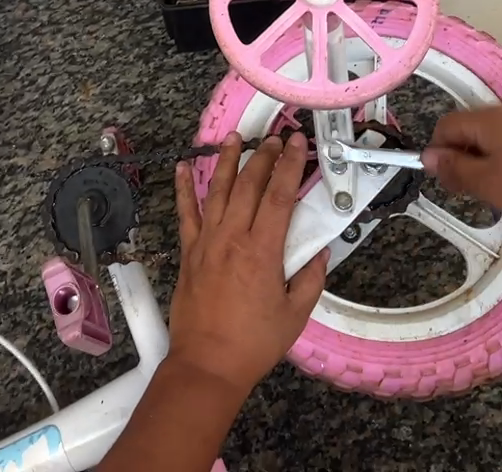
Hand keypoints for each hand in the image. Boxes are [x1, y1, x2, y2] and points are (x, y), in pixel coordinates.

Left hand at [167, 132, 326, 399]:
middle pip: (249, 184)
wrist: (207, 363)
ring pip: (217, 189)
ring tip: (235, 138)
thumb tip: (320, 251)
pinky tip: (182, 166)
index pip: (280, 195)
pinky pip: (185, 212)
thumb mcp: (296, 314)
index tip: (297, 143)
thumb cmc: (253, 343)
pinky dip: (183, 188)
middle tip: (275, 138)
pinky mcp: (189, 251)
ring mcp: (207, 241)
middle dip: (264, 156)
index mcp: (262, 250)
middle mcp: (232, 237)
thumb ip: (311, 278)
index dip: (290, 165)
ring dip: (227, 160)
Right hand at [421, 104, 501, 238]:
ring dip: (497, 157)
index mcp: (492, 119)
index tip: (447, 178)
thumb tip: (428, 156)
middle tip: (477, 189)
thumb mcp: (490, 187)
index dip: (439, 150)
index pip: (448, 124)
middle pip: (477, 127)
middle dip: (469, 154)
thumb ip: (455, 169)